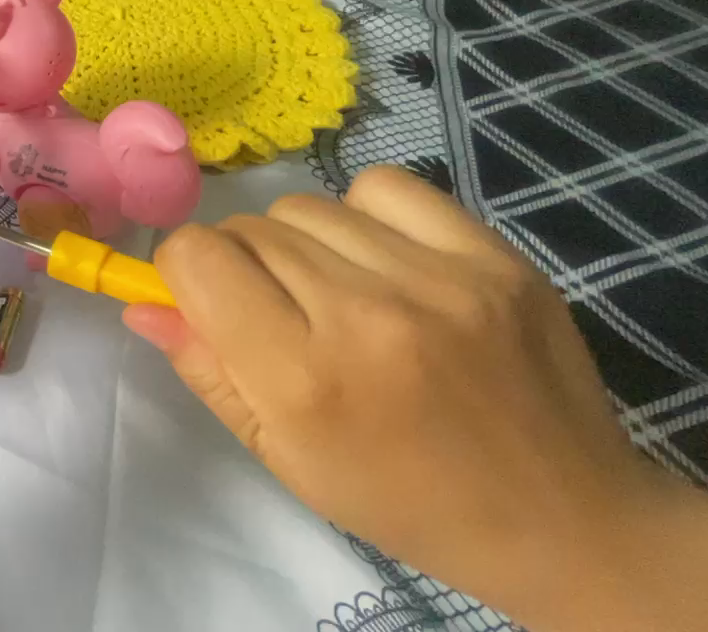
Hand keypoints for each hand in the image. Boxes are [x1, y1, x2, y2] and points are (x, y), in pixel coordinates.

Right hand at [127, 166, 707, 631]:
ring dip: (297, 241)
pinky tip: (382, 259)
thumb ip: (202, 367)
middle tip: (276, 309)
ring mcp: (437, 279)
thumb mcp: (277, 449)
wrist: (564, 520)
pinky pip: (383, 187)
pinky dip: (363, 213)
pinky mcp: (494, 258)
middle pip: (246, 229)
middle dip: (239, 262)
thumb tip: (143, 302)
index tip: (208, 300)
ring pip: (304, 207)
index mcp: (301, 374)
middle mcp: (364, 314)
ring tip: (333, 288)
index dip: (184, 271)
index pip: (195, 256)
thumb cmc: (395, 494)